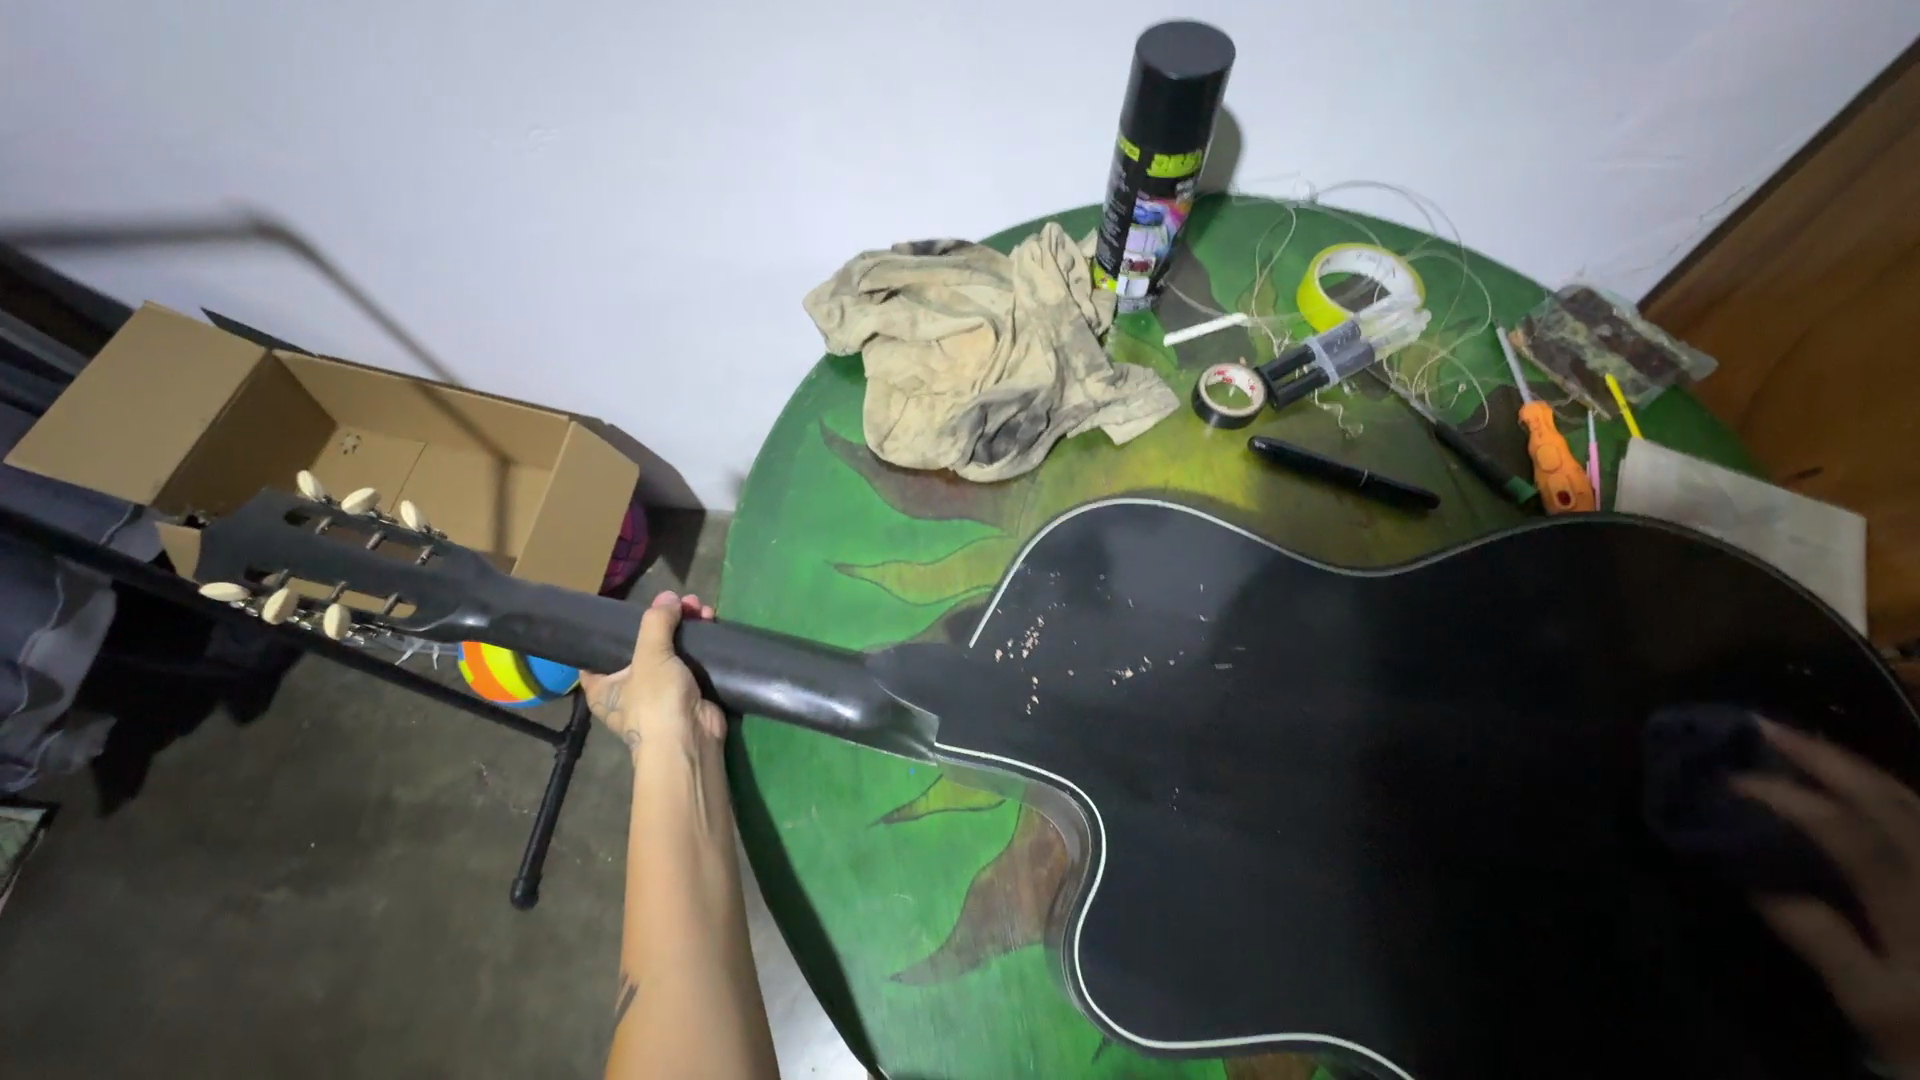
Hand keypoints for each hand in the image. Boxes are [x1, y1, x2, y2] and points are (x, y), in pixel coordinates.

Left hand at [579, 590, 724, 753]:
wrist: (690, 740)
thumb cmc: (655, 701)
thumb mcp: (649, 655)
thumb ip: (656, 622)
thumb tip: (668, 596)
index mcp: (605, 687)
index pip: (599, 654)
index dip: (613, 631)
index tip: (630, 611)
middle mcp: (629, 689)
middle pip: (644, 645)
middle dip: (664, 622)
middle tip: (682, 603)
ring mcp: (662, 692)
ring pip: (672, 652)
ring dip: (686, 629)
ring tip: (701, 608)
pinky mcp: (690, 693)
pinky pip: (693, 662)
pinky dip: (702, 645)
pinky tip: (710, 624)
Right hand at [1734, 718, 1919, 1075]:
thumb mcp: (1874, 1008)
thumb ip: (1822, 942)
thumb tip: (1755, 880)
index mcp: (1914, 905)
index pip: (1844, 832)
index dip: (1786, 798)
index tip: (1729, 781)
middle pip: (1888, 803)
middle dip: (1822, 759)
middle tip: (1763, 726)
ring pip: (1917, 805)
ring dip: (1857, 767)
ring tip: (1806, 741)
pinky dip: (1896, 793)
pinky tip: (1870, 784)